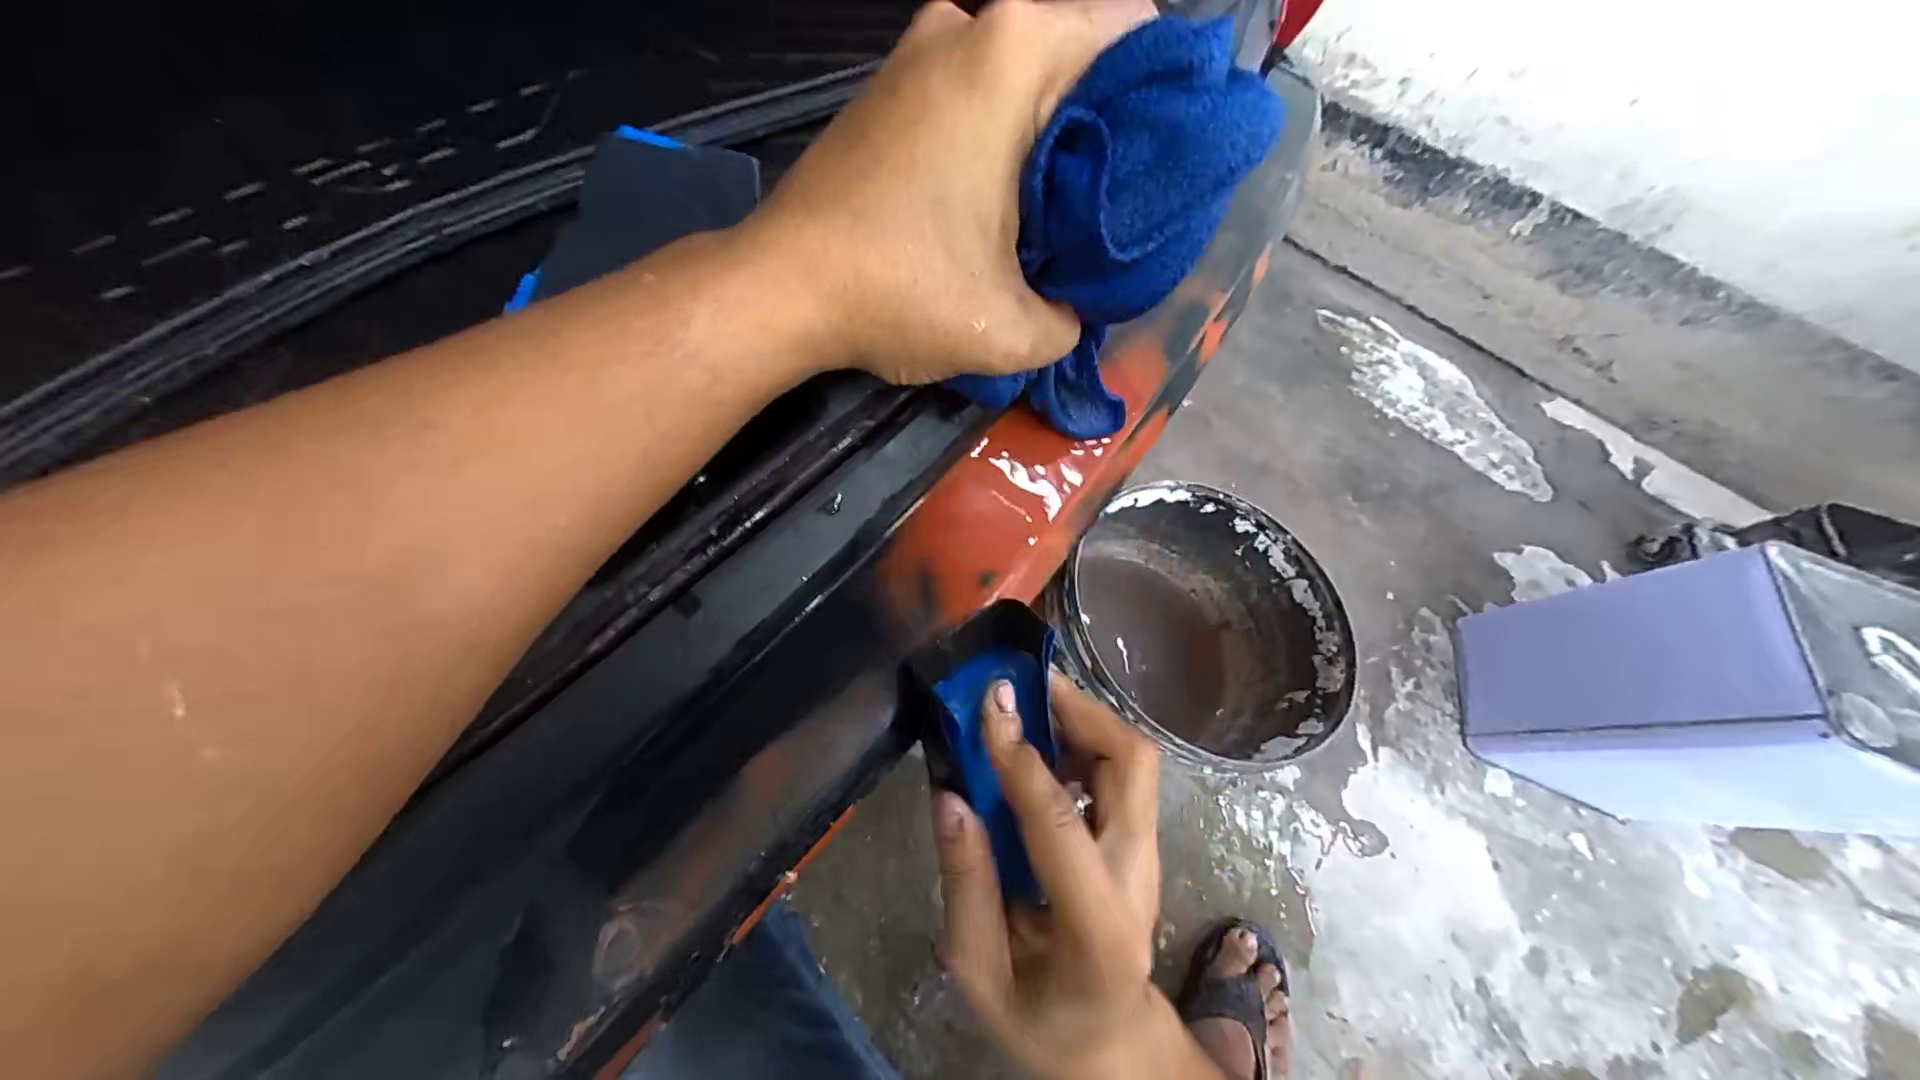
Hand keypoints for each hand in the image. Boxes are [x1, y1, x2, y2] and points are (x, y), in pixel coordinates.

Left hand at [745, 0, 1152, 384]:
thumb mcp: (1008, 330)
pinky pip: (969, 98)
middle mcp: (965, 27)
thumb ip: (1068, 321)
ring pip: (1018, 79)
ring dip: (1045, 136)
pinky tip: (997, 202)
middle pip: (1074, 58)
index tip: (1161, 166)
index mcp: (1013, 53)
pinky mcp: (884, 92)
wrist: (780, 290)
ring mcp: (915, 54)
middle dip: (1103, 126)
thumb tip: (1071, 313)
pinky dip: (995, 139)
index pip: (1134, 36)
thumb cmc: (899, 292)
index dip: (1161, 101)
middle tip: (1113, 204)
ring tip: (1058, 211)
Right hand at [932, 672, 1219, 1079]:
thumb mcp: (981, 970)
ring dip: (1082, 716)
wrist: (1112, 1039)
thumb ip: (966, 883)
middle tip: (1020, 684)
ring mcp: (1148, 853)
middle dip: (1077, 709)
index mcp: (1096, 924)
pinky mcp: (1142, 839)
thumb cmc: (1041, 1016)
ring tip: (1026, 703)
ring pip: (1133, 757)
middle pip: (1131, 763)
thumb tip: (950, 796)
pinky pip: (1122, 769)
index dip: (1021, 758)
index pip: (1060, 821)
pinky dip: (1084, 738)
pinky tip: (1041, 741)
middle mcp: (1137, 873)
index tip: (991, 705)